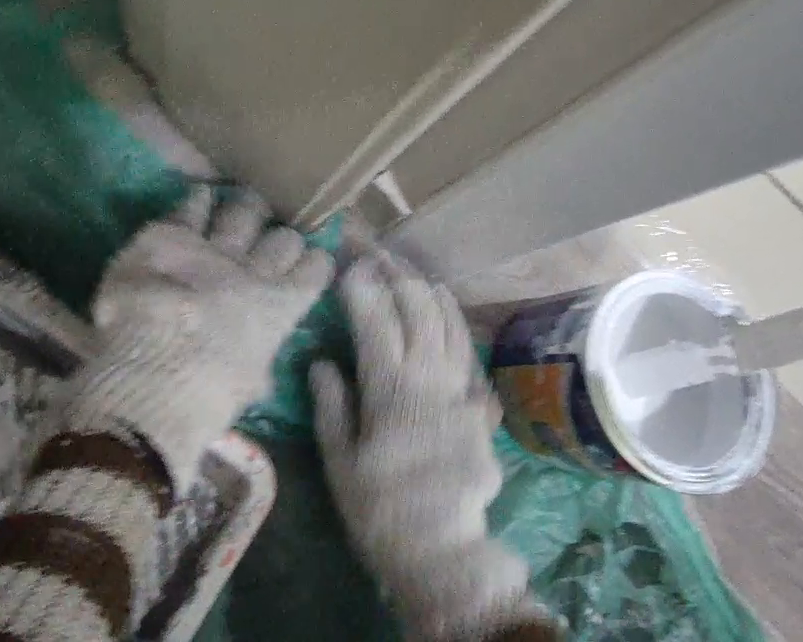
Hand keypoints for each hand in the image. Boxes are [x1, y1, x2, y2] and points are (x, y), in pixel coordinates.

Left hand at [69, 184, 331, 486]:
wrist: (152, 368)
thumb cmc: (206, 396)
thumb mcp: (245, 388)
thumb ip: (256, 367)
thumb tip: (258, 371)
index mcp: (278, 308)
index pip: (315, 271)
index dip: (314, 265)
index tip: (312, 264)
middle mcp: (253, 270)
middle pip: (283, 239)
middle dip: (282, 240)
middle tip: (275, 240)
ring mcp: (212, 248)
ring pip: (243, 214)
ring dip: (246, 212)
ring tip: (247, 206)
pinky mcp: (170, 236)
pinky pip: (190, 209)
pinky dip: (197, 203)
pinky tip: (199, 196)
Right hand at [310, 256, 547, 640]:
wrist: (443, 549)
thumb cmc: (379, 508)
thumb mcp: (339, 462)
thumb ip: (332, 405)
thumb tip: (322, 360)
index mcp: (390, 389)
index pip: (375, 320)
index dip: (362, 286)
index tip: (349, 264)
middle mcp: (429, 377)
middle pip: (417, 308)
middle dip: (396, 274)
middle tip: (376, 255)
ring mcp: (460, 386)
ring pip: (448, 320)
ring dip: (427, 289)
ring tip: (408, 269)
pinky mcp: (480, 401)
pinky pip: (468, 347)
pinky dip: (455, 318)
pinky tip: (445, 305)